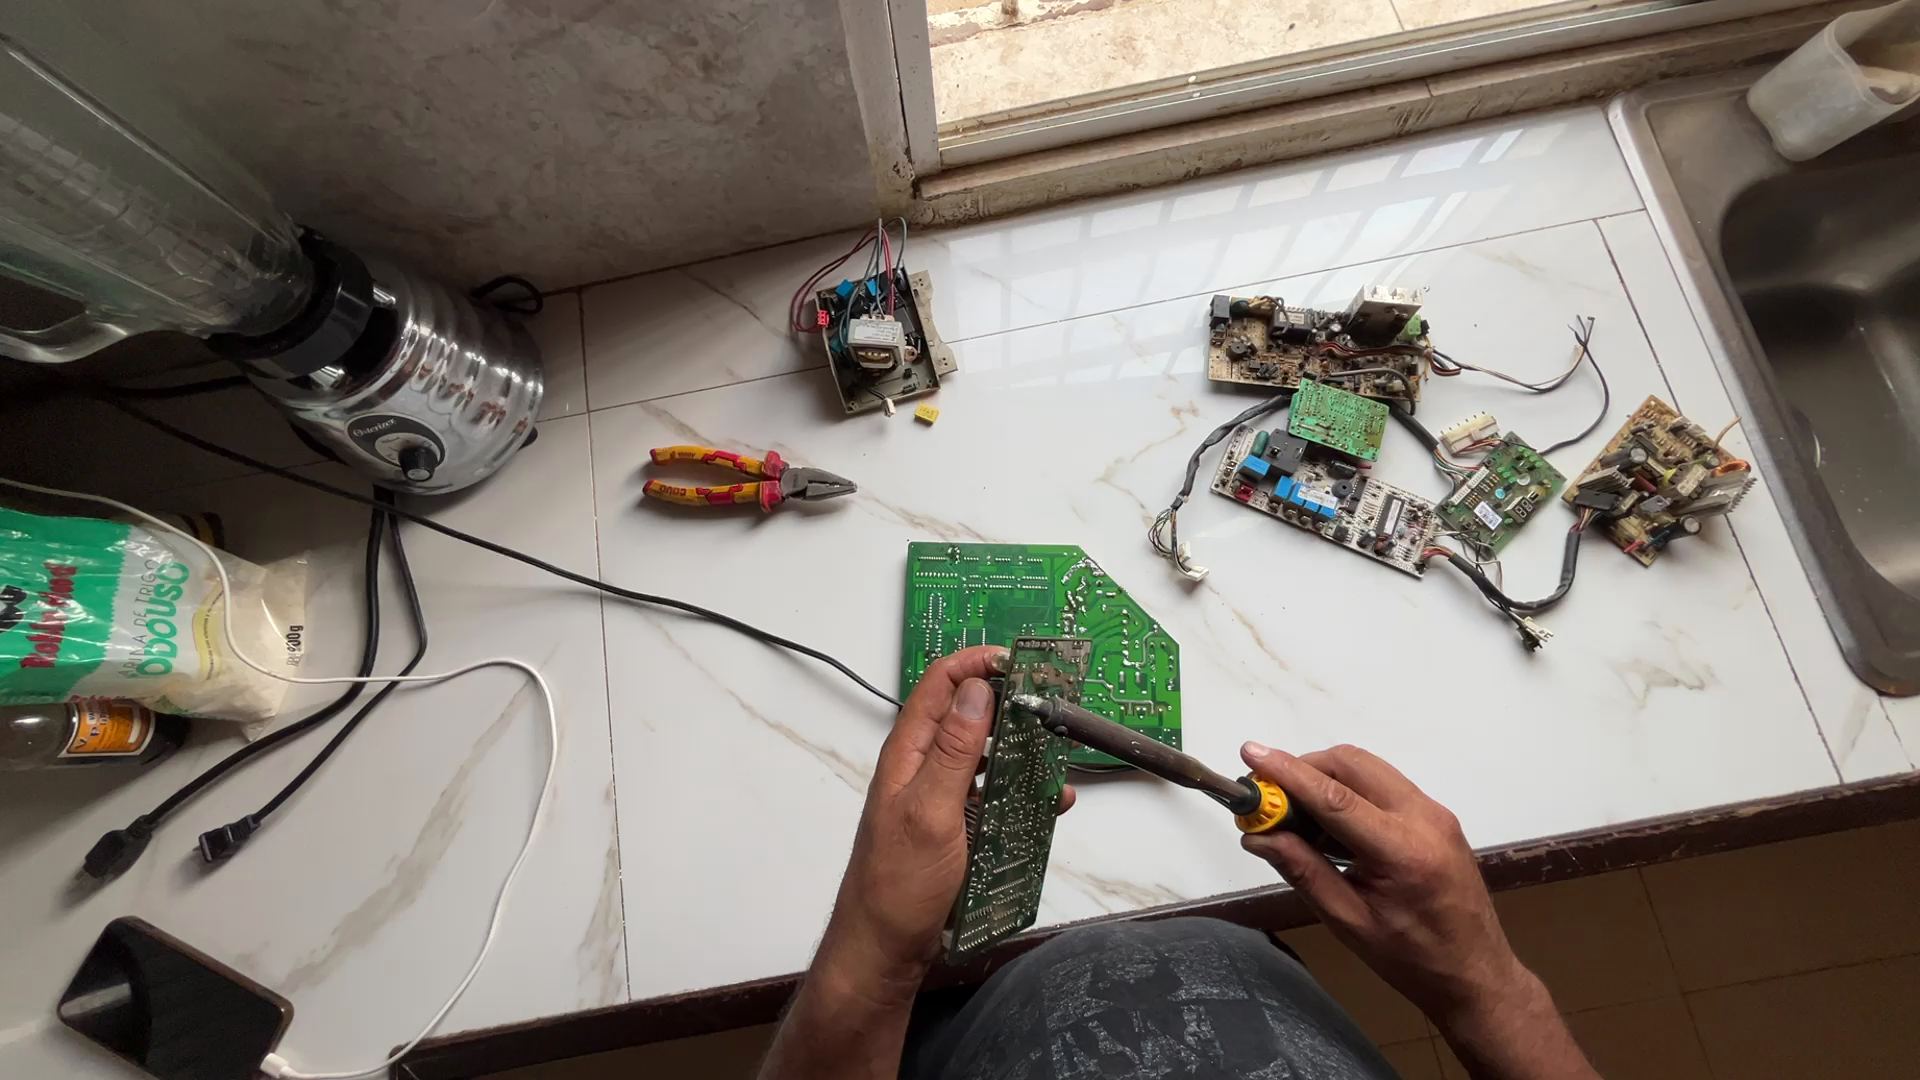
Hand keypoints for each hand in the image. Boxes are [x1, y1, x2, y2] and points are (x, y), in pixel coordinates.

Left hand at [823, 646, 1075, 984]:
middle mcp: (924, 764)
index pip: (940, 683)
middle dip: (1007, 704)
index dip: (976, 664)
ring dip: (1019, 748)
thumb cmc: (896, 885)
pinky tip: (1047, 801)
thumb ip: (953, 750)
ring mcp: (942, 793)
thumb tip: (976, 690)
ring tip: (1053, 755)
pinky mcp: (957, 821)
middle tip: (1046, 708)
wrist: (885, 949)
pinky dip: (1019, 790)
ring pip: (986, 753)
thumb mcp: (930, 811)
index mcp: (910, 750)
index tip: (1018, 664)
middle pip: (967, 713)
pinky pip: (993, 792)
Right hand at [1237, 743, 1525, 1025]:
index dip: (1288, 772)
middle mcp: (1424, 820)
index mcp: (1404, 853)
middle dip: (1303, 768)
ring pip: (1364, 765)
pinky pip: (1379, 780)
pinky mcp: (1434, 813)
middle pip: (1350, 764)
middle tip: (1271, 795)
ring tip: (1298, 810)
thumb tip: (1255, 835)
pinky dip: (1345, 786)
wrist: (1479, 977)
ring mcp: (1434, 812)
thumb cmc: (1411, 959)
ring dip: (1323, 774)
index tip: (1251, 753)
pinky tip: (1331, 821)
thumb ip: (1301, 870)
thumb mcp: (1347, 921)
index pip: (1334, 798)